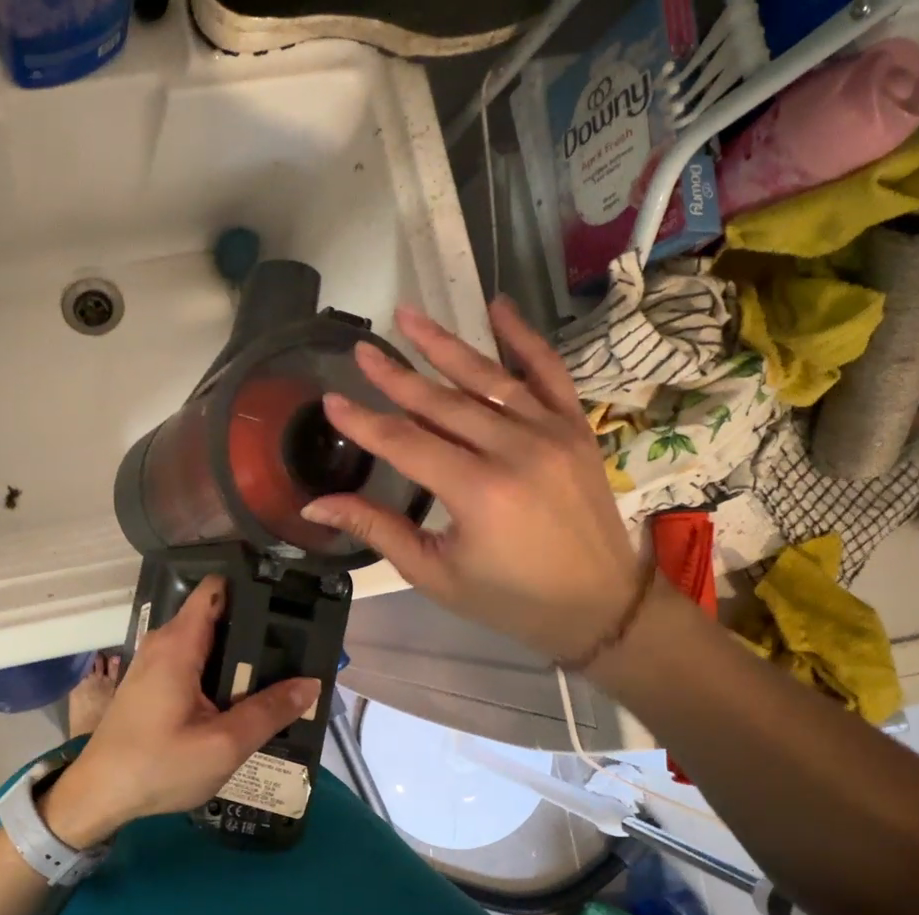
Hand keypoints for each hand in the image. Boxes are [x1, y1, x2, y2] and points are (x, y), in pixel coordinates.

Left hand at [40, 576, 321, 848]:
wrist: (100, 793)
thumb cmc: (159, 766)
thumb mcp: (223, 745)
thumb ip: (268, 712)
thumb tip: (311, 683)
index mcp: (178, 644)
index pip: (216, 589)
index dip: (252, 586)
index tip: (290, 596)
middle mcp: (163, 643)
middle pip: (216, 616)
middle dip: (256, 626)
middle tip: (301, 641)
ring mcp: (155, 664)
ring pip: (207, 644)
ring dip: (240, 655)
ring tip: (286, 666)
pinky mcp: (153, 685)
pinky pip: (194, 664)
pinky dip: (221, 673)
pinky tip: (248, 694)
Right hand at [298, 298, 642, 661]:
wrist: (602, 604)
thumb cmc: (510, 598)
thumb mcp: (434, 571)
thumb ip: (377, 529)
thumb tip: (316, 506)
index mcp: (478, 492)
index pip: (405, 443)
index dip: (363, 422)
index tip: (330, 399)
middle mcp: (515, 451)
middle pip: (441, 402)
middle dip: (396, 375)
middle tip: (361, 348)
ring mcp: (551, 433)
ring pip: (488, 378)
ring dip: (445, 344)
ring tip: (408, 316)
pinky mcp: (575, 428)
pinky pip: (548, 373)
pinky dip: (523, 338)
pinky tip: (497, 307)